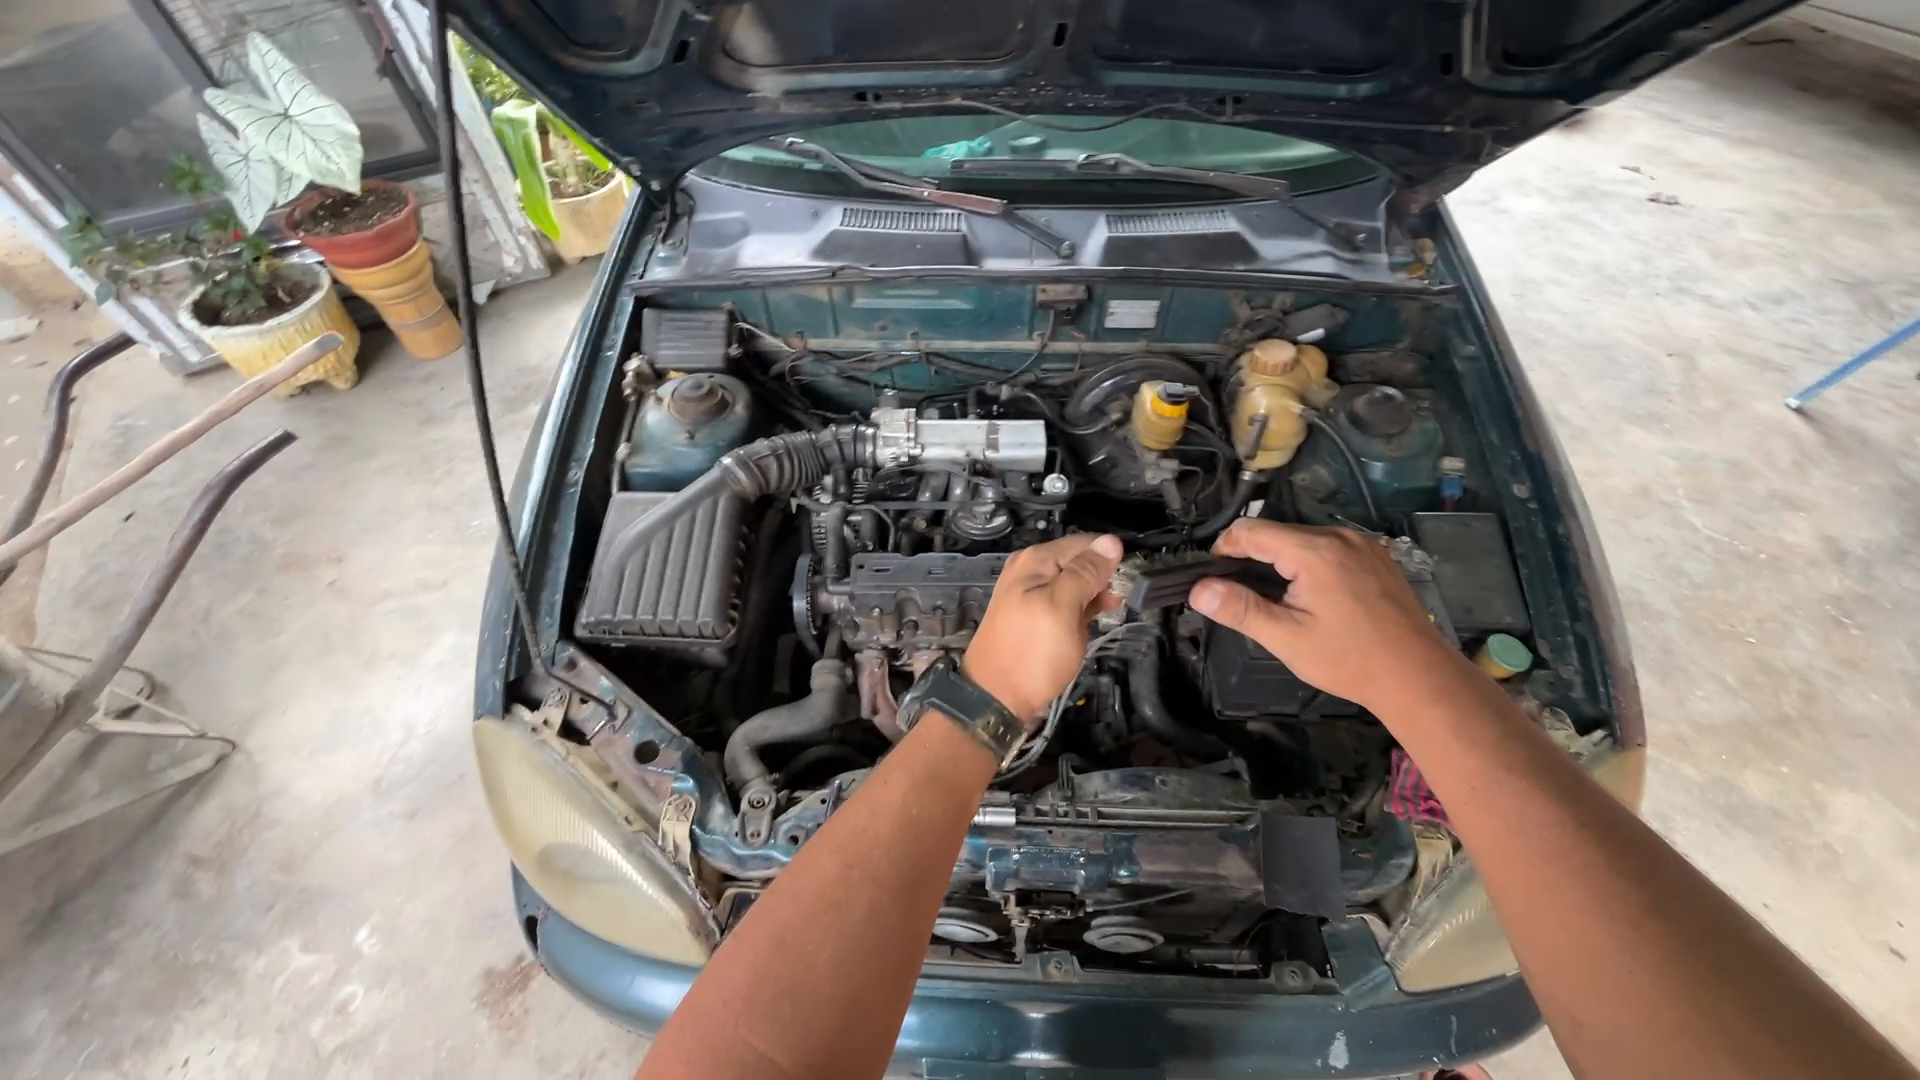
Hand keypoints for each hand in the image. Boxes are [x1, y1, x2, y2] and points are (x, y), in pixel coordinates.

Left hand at [962, 533, 1123, 726]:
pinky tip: (1091, 622)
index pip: (1086, 543)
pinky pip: (1067, 602)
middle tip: (1118, 603)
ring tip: (1107, 614)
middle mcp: (1031, 570)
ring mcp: (1032, 594)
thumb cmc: (1031, 653)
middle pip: (1080, 561)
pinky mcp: (1037, 616)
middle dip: (1103, 578)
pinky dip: (1082, 610)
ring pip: (1076, 583)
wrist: (996, 698)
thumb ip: (1085, 573)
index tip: (1132, 578)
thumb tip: (1111, 541)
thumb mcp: (1062, 607)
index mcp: (1036, 560)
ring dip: (1095, 596)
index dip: (1111, 558)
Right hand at [1188, 520, 1463, 711]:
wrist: (1418, 676)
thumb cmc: (1348, 659)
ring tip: (1274, 598)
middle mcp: (1338, 536)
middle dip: (1251, 557)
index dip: (1223, 549)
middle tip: (1242, 595)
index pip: (1250, 530)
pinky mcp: (1375, 555)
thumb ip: (1239, 609)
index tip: (1213, 578)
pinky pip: (1328, 547)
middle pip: (1276, 532)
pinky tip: (1310, 596)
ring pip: (1302, 539)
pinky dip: (1308, 563)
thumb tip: (1198, 590)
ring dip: (1280, 560)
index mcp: (1314, 551)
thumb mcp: (1286, 638)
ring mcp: (1361, 543)